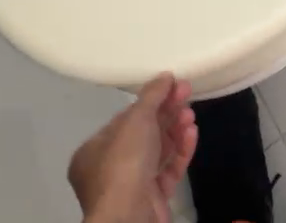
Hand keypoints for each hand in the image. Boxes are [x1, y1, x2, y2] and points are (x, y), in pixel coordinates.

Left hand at [69, 73, 198, 222]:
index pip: (124, 120)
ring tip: (191, 114)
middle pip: (143, 133)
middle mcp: (109, 170)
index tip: (171, 85)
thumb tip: (165, 76)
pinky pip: (168, 169)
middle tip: (187, 92)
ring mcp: (131, 186)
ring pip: (158, 151)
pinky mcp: (152, 198)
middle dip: (166, 112)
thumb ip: (151, 95)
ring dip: (176, 129)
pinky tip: (192, 133)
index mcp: (94, 152)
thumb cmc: (124, 163)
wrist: (130, 216)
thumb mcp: (136, 119)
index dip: (149, 101)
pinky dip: (180, 149)